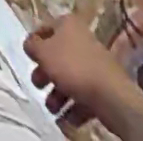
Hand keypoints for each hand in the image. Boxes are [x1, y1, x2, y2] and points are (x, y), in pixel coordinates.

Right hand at [24, 14, 135, 128]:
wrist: (113, 98)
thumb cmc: (72, 67)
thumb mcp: (42, 52)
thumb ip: (31, 46)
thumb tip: (31, 45)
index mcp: (69, 25)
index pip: (44, 29)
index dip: (34, 44)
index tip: (29, 58)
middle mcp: (83, 41)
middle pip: (57, 56)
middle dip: (45, 74)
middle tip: (38, 85)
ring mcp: (96, 65)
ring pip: (70, 77)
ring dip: (57, 94)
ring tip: (52, 109)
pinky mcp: (106, 87)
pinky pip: (84, 93)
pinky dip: (73, 106)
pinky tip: (65, 119)